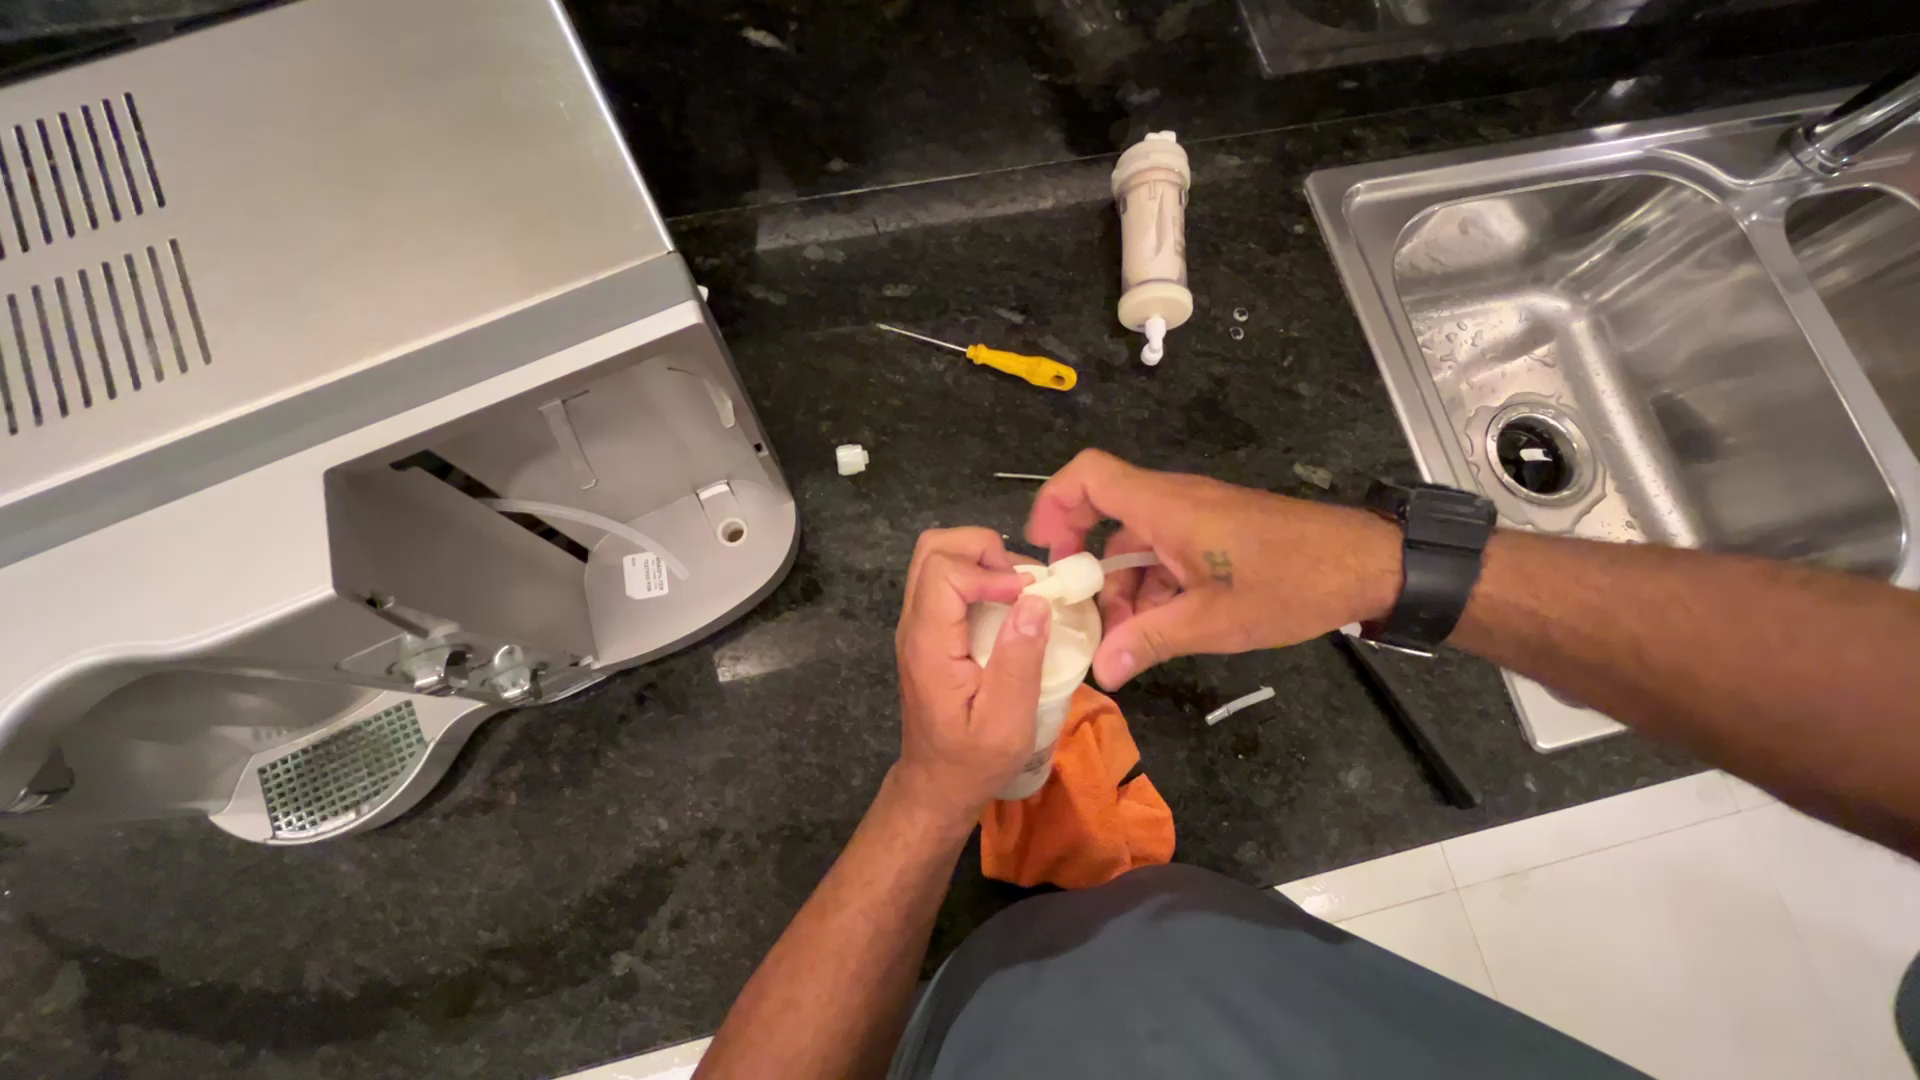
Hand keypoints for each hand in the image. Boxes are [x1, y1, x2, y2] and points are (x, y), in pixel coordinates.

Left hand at [893, 527, 1052, 823]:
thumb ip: (1020, 660)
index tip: (1027, 596)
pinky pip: (945, 578)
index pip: (943, 571)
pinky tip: (1008, 603)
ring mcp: (918, 624)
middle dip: (983, 549)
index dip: (989, 571)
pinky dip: (978, 574)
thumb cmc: (973, 760)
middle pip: (933, 548)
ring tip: (1019, 590)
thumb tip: (1036, 601)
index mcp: (928, 644)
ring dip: (981, 559)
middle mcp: (914, 624)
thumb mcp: (1007, 722)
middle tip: (1022, 583)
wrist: (937, 784)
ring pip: (935, 556)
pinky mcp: (929, 629)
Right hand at [1025, 449, 1402, 688]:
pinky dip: (1153, 590)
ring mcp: (1194, 518)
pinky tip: (1159, 631)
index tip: (1046, 554)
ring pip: (1136, 546)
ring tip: (1127, 642)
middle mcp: (1172, 504)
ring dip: (1124, 591)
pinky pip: (1164, 555)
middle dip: (1090, 574)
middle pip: (1105, 520)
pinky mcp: (1213, 535)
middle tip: (1086, 624)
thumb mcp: (1212, 621)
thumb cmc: (1288, 583)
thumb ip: (1149, 641)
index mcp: (1164, 508)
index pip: (1088, 475)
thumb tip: (1101, 673)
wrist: (1367, 565)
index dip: (1054, 503)